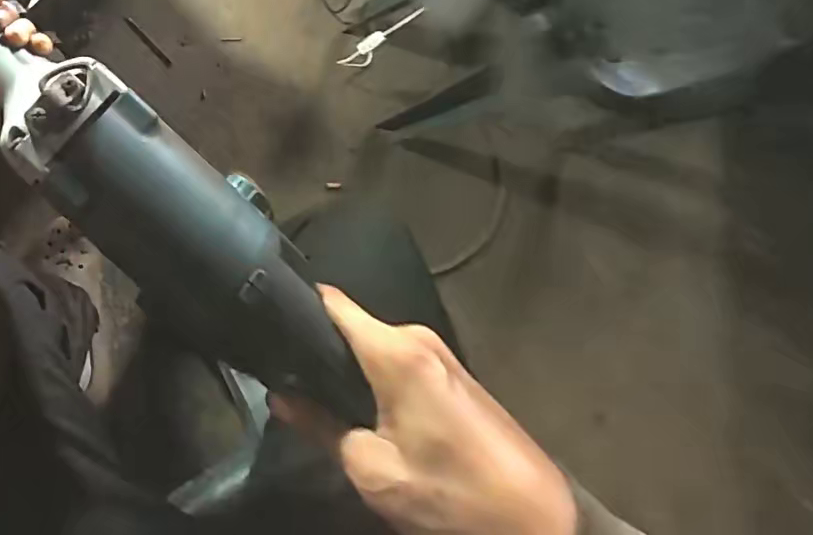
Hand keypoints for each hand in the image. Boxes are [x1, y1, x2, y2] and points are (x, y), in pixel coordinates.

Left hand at [0, 0, 54, 155]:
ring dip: (27, 31)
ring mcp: (3, 64)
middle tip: (5, 31)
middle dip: (10, 17)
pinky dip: (42, 47)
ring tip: (20, 43)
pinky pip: (39, 54)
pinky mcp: (23, 79)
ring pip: (25, 33)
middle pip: (6, 17)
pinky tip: (38, 50)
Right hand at [270, 286, 575, 534]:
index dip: (296, 307)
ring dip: (350, 366)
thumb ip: (320, 426)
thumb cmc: (451, 492)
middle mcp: (415, 335)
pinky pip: (398, 358)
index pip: (330, 300)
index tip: (271, 326)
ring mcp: (437, 349)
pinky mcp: (450, 369)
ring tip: (327, 397)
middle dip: (323, 348)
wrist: (541, 519)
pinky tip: (369, 408)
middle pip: (351, 324)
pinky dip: (376, 375)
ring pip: (373, 343)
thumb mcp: (374, 469)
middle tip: (294, 378)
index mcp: (393, 348)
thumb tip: (283, 398)